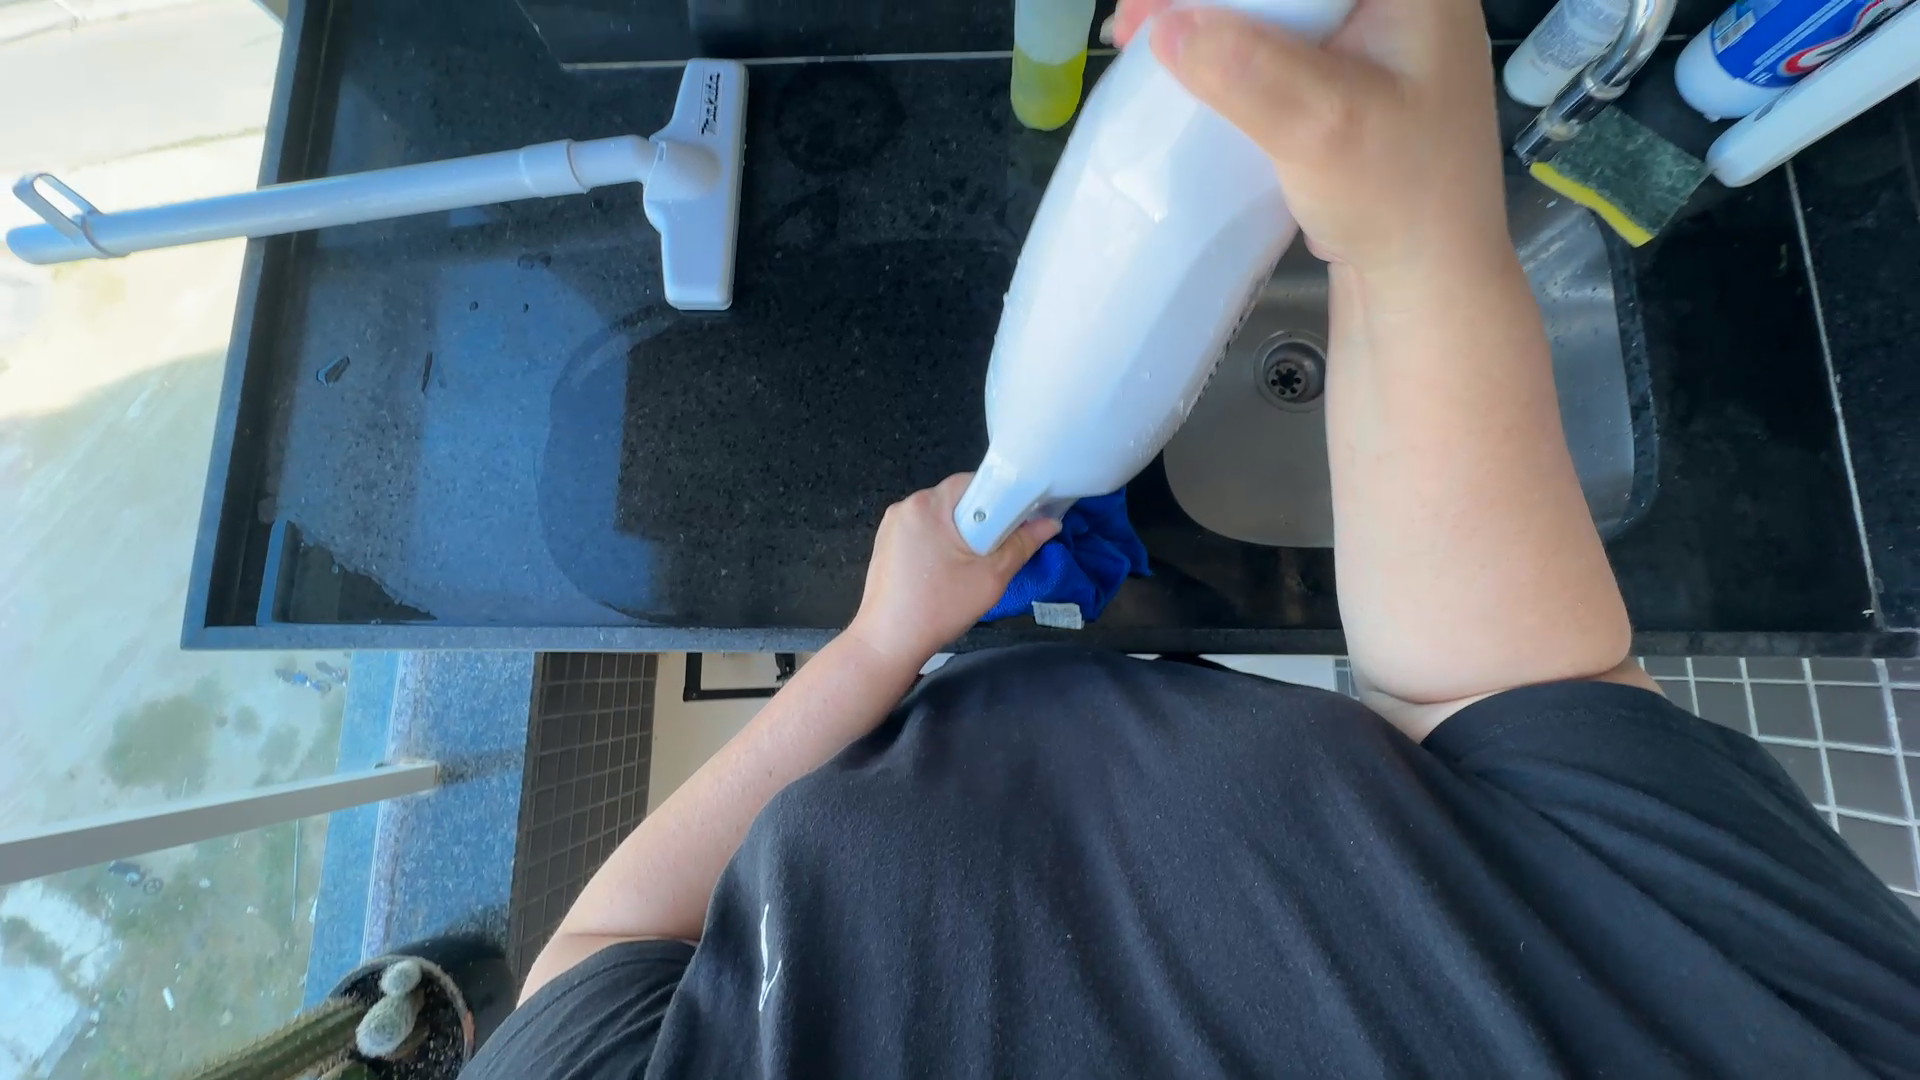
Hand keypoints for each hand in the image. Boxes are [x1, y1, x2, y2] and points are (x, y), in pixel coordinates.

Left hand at [846, 474, 1059, 665]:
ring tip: (970, 566)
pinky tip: (945, 573)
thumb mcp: (991, 577)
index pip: (973, 482)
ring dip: (959, 534)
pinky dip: (939, 545)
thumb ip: (1022, 544)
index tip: (1015, 520)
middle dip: (979, 521)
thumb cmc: (939, 607)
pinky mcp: (885, 544)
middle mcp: (905, 506)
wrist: (888, 642)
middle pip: (955, 500)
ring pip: (939, 518)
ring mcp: (891, 526)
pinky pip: (922, 533)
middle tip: (995, 550)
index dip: (999, 497)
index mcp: (928, 505)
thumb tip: (1050, 523)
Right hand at [1112, 0, 1511, 281]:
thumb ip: (1246, 70)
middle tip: (1133, 24)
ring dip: (1208, 24)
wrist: (1422, 271)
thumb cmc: (1394, 195)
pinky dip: (1228, 59)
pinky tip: (1190, 73)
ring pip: (1273, 15)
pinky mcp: (1343, 85)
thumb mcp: (1322, 124)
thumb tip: (1165, 28)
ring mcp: (1367, 44)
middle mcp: (1390, 1)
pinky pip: (1276, 53)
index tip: (1149, 5)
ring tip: (1144, 42)